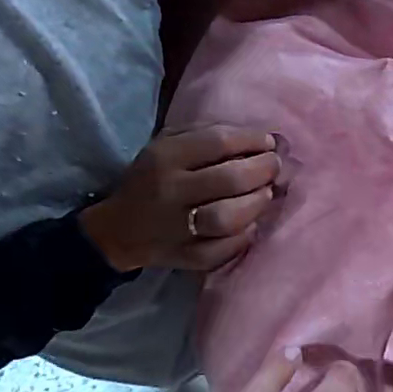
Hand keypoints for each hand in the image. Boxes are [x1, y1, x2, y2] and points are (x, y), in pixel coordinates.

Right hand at [79, 125, 279, 271]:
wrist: (118, 230)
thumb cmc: (154, 178)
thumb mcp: (168, 144)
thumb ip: (209, 135)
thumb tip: (262, 138)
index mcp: (165, 157)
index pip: (218, 142)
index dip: (252, 140)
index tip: (268, 143)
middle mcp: (170, 192)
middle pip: (231, 179)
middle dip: (264, 170)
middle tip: (274, 168)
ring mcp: (177, 228)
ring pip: (229, 217)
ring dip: (258, 203)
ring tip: (265, 193)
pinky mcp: (186, 257)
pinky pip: (224, 249)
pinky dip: (244, 237)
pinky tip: (250, 224)